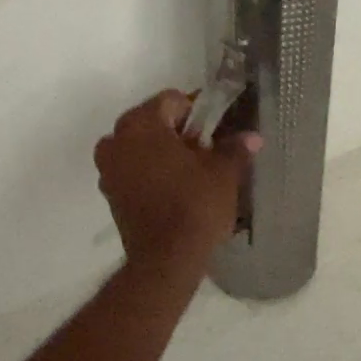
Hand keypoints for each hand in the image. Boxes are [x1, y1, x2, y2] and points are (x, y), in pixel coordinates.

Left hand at [93, 90, 259, 277]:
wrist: (167, 259)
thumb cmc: (195, 205)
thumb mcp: (224, 172)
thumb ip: (235, 148)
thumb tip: (252, 137)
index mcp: (141, 124)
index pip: (172, 100)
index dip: (198, 111)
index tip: (216, 130)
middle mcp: (116, 140)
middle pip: (153, 122)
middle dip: (179, 132)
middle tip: (207, 150)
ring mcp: (108, 169)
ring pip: (141, 147)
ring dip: (163, 152)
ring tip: (192, 172)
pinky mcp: (110, 194)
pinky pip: (133, 169)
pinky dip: (151, 172)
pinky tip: (175, 189)